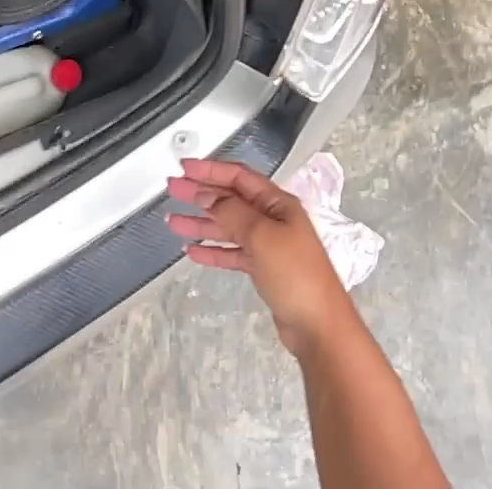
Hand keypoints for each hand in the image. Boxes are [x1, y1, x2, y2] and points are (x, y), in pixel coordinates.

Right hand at [166, 157, 360, 358]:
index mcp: (278, 203)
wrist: (318, 324)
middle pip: (231, 200)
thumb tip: (207, 195)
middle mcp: (273, 219)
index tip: (185, 167)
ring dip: (201, 223)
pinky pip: (232, 253)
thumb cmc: (296, 274)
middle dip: (201, 193)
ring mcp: (268, 245)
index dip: (211, 170)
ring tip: (173, 221)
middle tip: (173, 189)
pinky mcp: (263, 269)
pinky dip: (213, 251)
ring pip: (228, 227)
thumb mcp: (263, 235)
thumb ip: (233, 212)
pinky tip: (193, 251)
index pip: (239, 177)